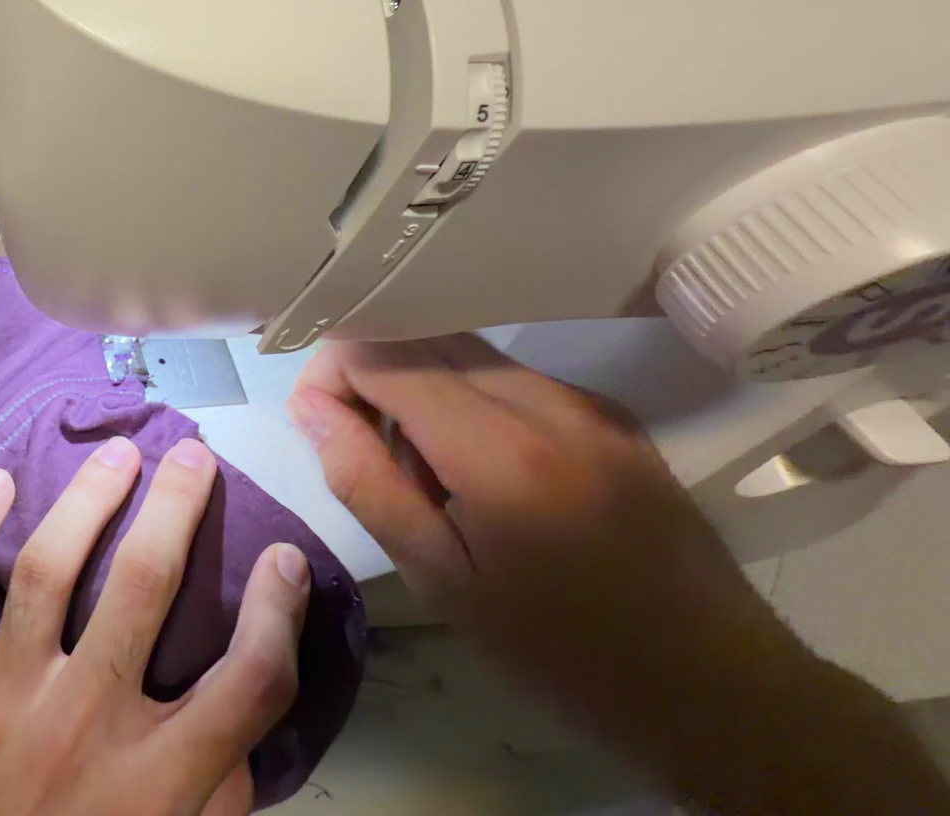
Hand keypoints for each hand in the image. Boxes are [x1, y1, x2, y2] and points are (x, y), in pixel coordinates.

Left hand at [0, 437, 313, 815]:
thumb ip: (213, 794)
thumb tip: (239, 721)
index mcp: (158, 779)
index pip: (248, 680)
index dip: (279, 613)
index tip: (283, 558)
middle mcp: (86, 721)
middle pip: (144, 587)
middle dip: (174, 509)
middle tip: (191, 456)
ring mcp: (7, 696)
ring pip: (49, 569)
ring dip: (88, 499)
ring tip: (119, 453)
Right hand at [287, 334, 949, 815]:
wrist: (717, 689)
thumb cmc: (556, 648)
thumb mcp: (436, 578)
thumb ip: (363, 480)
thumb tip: (310, 403)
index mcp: (500, 451)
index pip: (384, 355)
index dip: (333, 370)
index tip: (315, 416)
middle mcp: (549, 404)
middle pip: (424, 338)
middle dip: (369, 371)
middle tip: (354, 439)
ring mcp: (588, 403)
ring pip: (465, 352)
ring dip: (416, 385)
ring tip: (416, 462)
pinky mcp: (611, 415)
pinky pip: (510, 377)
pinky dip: (465, 398)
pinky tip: (471, 464)